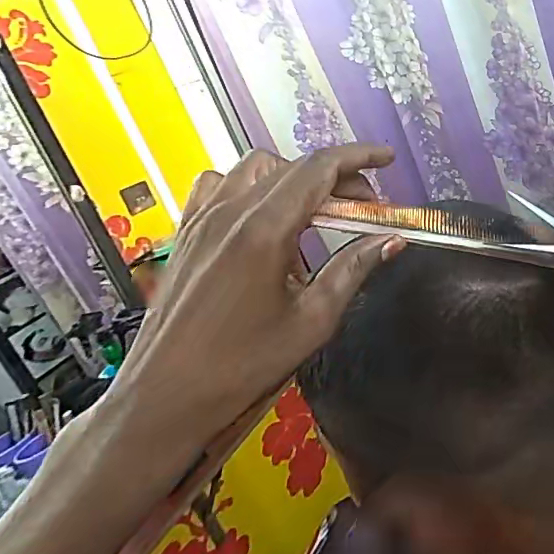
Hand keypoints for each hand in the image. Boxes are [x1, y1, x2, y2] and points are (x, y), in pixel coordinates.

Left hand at [110, 145, 404, 438]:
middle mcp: (230, 211)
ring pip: (257, 167)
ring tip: (315, 211)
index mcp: (264, 229)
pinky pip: (220, 183)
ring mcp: (202, 217)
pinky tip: (261, 212)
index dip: (358, 157)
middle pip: (294, 167)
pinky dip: (252, 184)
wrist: (163, 396)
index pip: (319, 168)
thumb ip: (353, 269)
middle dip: (337, 177)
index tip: (386, 159)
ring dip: (295, 177)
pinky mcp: (187, 231)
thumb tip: (390, 240)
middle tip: (363, 208)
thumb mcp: (311, 321)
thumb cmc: (239, 366)